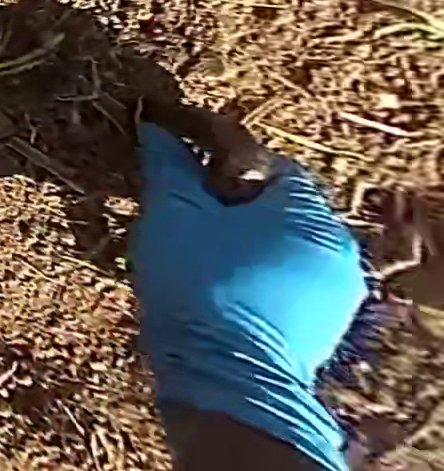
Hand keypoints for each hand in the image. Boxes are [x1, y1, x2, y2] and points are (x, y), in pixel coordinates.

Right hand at [131, 124, 364, 470]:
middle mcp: (337, 252)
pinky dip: (241, 252)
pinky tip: (204, 259)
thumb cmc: (198, 272)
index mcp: (310, 220)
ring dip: (231, 222)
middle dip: (223, 188)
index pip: (270, 163)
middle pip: (274, 201)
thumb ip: (168, 165)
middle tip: (172, 185)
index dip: (220, 149)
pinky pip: (277, 266)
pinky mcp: (315, 319)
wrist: (224, 364)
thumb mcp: (171, 209)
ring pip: (275, 236)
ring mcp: (332, 291)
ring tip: (182, 223)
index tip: (176, 144)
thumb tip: (157, 129)